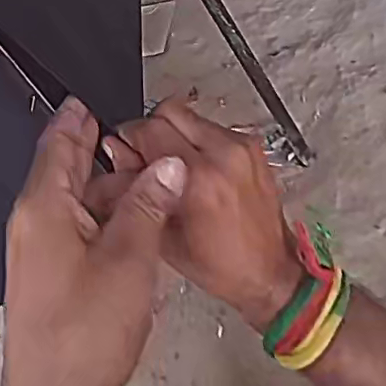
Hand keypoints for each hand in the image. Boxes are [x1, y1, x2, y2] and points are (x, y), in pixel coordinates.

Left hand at [0, 97, 187, 385]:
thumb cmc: (81, 338)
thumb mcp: (129, 262)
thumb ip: (147, 208)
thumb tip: (166, 169)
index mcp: (42, 207)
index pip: (56, 145)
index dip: (75, 119)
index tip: (85, 99)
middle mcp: (32, 221)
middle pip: (62, 169)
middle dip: (90, 147)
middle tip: (113, 126)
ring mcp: (37, 247)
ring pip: (72, 199)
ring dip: (102, 184)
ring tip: (136, 173)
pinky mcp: (46, 270)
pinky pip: (71, 225)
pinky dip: (98, 213)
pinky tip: (125, 218)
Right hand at [109, 100, 300, 330]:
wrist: (270, 273)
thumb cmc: (219, 264)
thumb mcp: (161, 232)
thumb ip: (134, 185)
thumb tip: (115, 148)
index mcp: (200, 180)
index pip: (149, 129)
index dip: (130, 138)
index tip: (126, 151)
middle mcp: (224, 156)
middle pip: (168, 112)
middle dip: (151, 130)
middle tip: (148, 155)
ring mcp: (241, 148)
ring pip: (189, 115)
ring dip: (173, 133)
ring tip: (173, 165)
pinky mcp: (252, 146)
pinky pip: (209, 127)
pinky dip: (195, 139)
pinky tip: (194, 167)